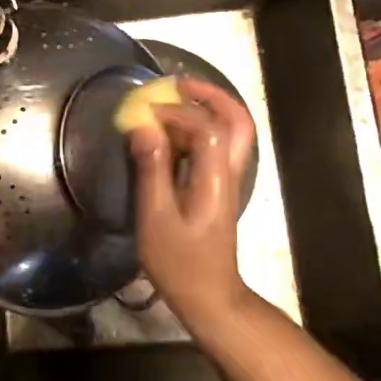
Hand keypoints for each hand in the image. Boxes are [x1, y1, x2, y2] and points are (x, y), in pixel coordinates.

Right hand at [128, 79, 257, 329]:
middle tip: (178, 85)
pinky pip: (220, 146)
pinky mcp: (222, 188)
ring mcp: (229, 179)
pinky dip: (201, 129)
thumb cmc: (179, 263)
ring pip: (233, 132)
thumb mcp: (156, 219)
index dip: (178, 112)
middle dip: (211, 96)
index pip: (208, 128)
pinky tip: (174, 134)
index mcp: (215, 179)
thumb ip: (151, 170)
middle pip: (237, 121)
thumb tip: (143, 126)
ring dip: (208, 109)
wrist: (210, 295)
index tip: (147, 112)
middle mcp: (229, 172)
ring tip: (173, 101)